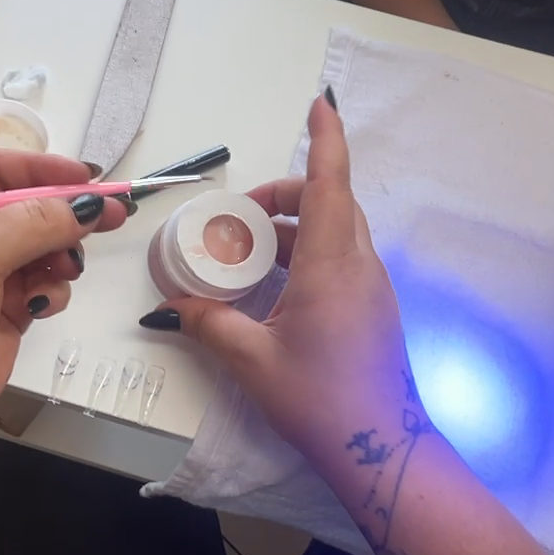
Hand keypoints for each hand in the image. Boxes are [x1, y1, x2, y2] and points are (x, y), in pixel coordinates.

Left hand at [0, 150, 124, 428]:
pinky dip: (52, 289)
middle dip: (65, 213)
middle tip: (113, 215)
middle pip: (27, 207)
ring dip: (60, 254)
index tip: (86, 177)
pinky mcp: (8, 307)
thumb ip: (32, 222)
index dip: (41, 168)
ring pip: (43, 245)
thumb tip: (86, 205)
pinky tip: (41, 304)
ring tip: (64, 269)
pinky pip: (45, 283)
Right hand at [145, 93, 418, 463]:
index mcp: (334, 267)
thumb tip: (172, 308)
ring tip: (246, 253)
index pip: (331, 185)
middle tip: (240, 216)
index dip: (325, 139)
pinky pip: (339, 261)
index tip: (319, 104)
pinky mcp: (370, 309)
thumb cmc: (318, 398)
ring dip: (293, 229)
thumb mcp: (252, 360)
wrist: (381, 451)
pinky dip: (304, 256)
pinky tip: (271, 288)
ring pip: (336, 233)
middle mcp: (359, 267)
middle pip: (331, 203)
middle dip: (287, 195)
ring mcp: (370, 288)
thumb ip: (209, 324)